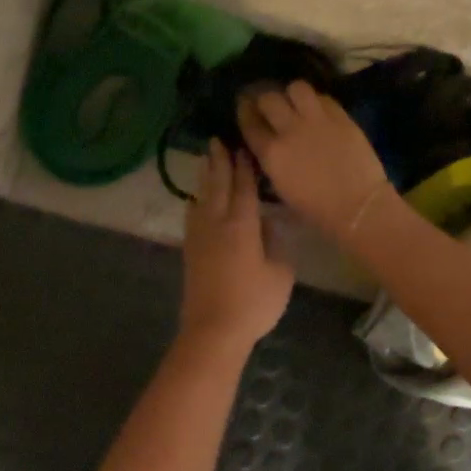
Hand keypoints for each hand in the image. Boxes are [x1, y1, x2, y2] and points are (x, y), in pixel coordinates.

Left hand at [179, 141, 294, 348]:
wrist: (213, 330)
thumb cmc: (253, 303)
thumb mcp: (280, 273)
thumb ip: (276, 245)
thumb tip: (267, 226)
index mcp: (242, 224)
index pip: (243, 187)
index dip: (244, 166)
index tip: (244, 147)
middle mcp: (216, 223)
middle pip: (217, 185)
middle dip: (219, 162)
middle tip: (218, 141)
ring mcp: (199, 237)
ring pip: (201, 198)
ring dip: (205, 177)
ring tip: (206, 160)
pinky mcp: (190, 252)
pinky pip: (192, 216)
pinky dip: (196, 201)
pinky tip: (195, 200)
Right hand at [237, 81, 394, 240]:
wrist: (357, 207)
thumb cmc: (317, 209)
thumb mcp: (282, 189)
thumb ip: (271, 162)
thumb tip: (268, 147)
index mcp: (271, 153)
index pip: (249, 123)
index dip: (245, 113)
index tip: (245, 109)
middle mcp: (289, 130)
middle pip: (268, 99)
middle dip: (265, 100)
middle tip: (270, 106)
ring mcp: (316, 120)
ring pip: (296, 88)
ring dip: (293, 95)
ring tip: (296, 103)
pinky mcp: (340, 117)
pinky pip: (323, 98)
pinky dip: (317, 102)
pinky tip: (319, 111)